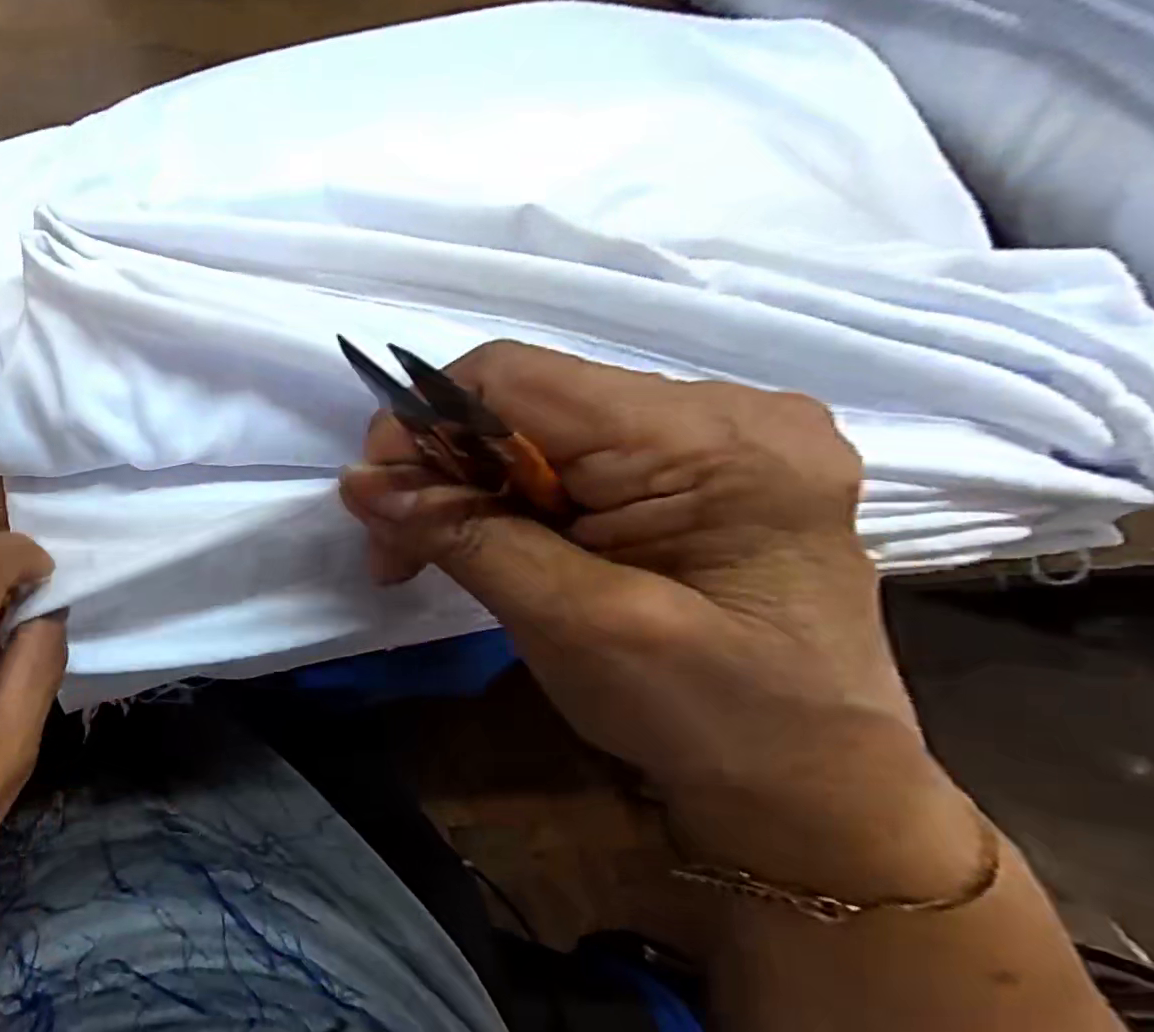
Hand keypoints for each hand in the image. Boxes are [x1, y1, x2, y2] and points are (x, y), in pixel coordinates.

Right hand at [339, 342, 978, 892]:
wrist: (809, 791)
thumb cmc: (709, 721)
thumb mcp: (571, 626)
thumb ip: (466, 538)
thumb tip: (360, 481)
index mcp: (713, 441)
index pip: (517, 377)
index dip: (423, 421)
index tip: (377, 495)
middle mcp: (723, 410)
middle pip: (522, 399)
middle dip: (441, 466)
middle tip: (395, 546)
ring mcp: (714, 434)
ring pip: (535, 426)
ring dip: (468, 486)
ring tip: (434, 554)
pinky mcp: (695, 465)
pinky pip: (566, 454)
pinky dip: (510, 496)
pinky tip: (498, 544)